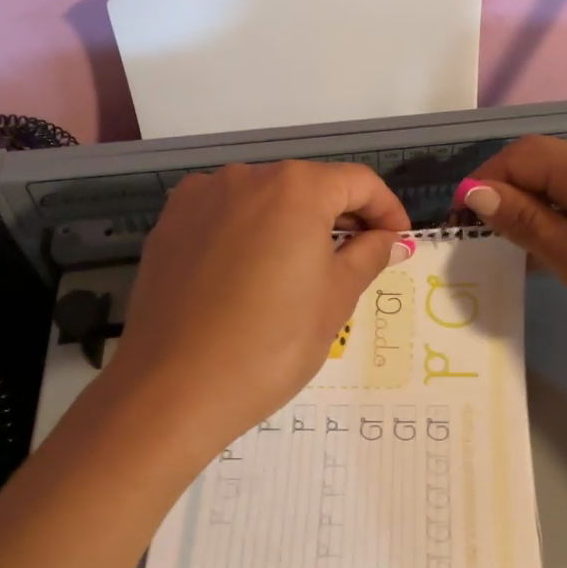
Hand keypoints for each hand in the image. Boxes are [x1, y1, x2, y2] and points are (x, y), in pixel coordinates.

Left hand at [101, 161, 411, 450]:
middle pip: (308, 186)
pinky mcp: (169, 224)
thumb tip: (390, 240)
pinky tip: (250, 276)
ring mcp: (201, 198)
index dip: (386, 210)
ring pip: (263, 200)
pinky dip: (248, 234)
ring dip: (291, 224)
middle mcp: (246, 177)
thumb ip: (368, 256)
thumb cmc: (271, 344)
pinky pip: (224, 216)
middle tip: (357, 260)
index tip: (397, 241)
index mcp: (296, 188)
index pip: (358, 182)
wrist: (172, 390)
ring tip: (301, 271)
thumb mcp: (336, 300)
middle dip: (339, 217)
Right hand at [460, 135, 566, 360]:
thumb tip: (476, 191)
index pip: (521, 155)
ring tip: (507, 248)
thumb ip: (526, 222)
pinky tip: (546, 253)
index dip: (485, 179)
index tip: (461, 220)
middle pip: (539, 162)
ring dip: (528, 206)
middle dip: (503, 190)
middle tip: (480, 235)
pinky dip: (555, 218)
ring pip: (559, 183)